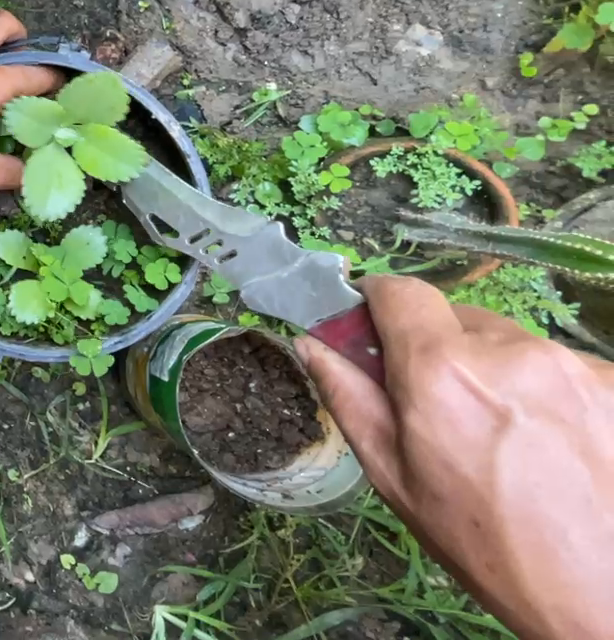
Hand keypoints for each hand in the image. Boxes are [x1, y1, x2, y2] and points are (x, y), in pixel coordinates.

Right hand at [297, 274, 613, 639]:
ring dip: (498, 369)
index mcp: (441, 368)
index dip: (378, 303)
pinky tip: (557, 443)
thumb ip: (347, 395)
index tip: (372, 333)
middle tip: (442, 402)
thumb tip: (311, 344)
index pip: (400, 290)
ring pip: (514, 344)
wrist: (612, 605)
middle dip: (441, 346)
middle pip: (458, 318)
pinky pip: (566, 370)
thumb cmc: (483, 539)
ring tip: (509, 432)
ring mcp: (582, 372)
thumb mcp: (390, 471)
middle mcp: (514, 353)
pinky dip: (549, 391)